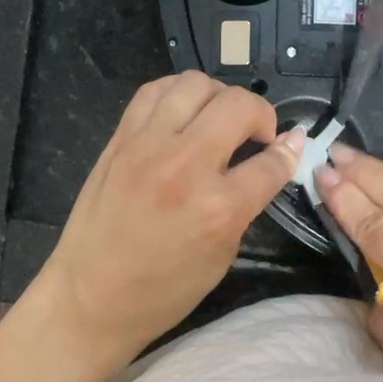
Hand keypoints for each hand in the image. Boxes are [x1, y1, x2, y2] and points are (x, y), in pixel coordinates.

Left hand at [0, 72, 304, 381]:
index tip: (291, 151)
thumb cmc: (162, 292)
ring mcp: (147, 147)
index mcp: (219, 209)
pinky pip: (154, 91)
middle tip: (257, 136)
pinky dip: (178, 93)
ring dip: (219, 96)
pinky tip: (185, 113)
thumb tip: (268, 168)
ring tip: (220, 118)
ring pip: (196, 84)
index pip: (271, 163)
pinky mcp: (119, 140)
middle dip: (262, 115)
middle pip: (239, 106)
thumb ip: (246, 207)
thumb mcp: (221, 258)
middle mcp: (185, 166)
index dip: (289, 155)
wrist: (91, 297)